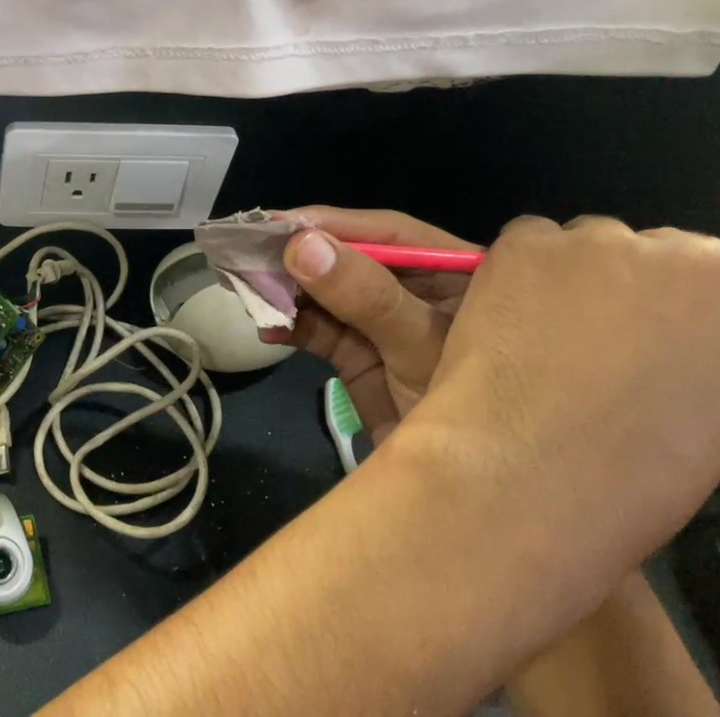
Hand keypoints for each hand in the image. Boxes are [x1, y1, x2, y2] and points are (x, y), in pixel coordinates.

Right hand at [259, 206, 479, 440]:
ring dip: (286, 290)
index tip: (277, 222)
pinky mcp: (360, 357)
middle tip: (245, 251)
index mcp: (455, 274)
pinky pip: (319, 331)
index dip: (333, 224)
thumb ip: (364, 293)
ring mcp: (385, 326)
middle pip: (351, 259)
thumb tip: (301, 244)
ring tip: (245, 287)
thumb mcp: (419, 344)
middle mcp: (417, 292)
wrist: (471, 496)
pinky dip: (291, 326)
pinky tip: (266, 328)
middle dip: (299, 256)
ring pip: (327, 294)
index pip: (390, 234)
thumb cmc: (474, 412)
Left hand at [407, 215, 719, 584]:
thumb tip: (663, 343)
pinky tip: (508, 323)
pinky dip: (519, 274)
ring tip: (546, 344)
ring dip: (578, 282)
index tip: (673, 367)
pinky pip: (531, 244)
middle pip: (673, 261)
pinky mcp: (529, 238)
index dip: (702, 333)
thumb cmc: (631, 480)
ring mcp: (611, 240)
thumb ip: (709, 362)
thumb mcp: (715, 424)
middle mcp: (709, 259)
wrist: (521, 473)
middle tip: (599, 355)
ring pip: (598, 248)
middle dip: (642, 297)